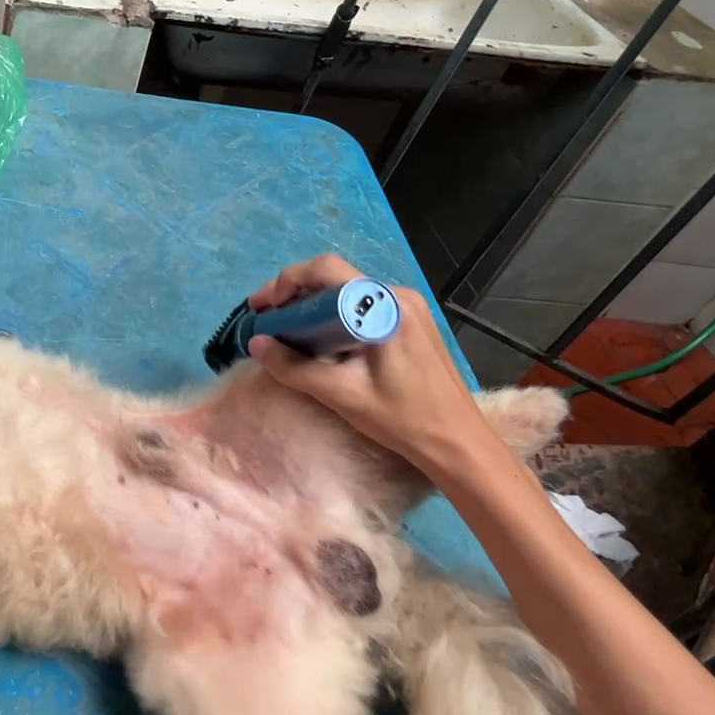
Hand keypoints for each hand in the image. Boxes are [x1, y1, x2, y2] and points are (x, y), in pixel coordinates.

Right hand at [245, 255, 501, 474]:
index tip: (264, 308)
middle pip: (334, 278)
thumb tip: (256, 343)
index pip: (327, 270)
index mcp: (385, 307)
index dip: (287, 281)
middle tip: (267, 321)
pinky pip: (363, 305)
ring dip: (313, 306)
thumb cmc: (403, 419)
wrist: (459, 443)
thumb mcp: (341, 395)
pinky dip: (334, 316)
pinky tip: (320, 340)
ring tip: (287, 332)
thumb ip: (294, 367)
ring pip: (347, 292)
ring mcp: (408, 306)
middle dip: (294, 295)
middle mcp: (398, 295)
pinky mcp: (411, 320)